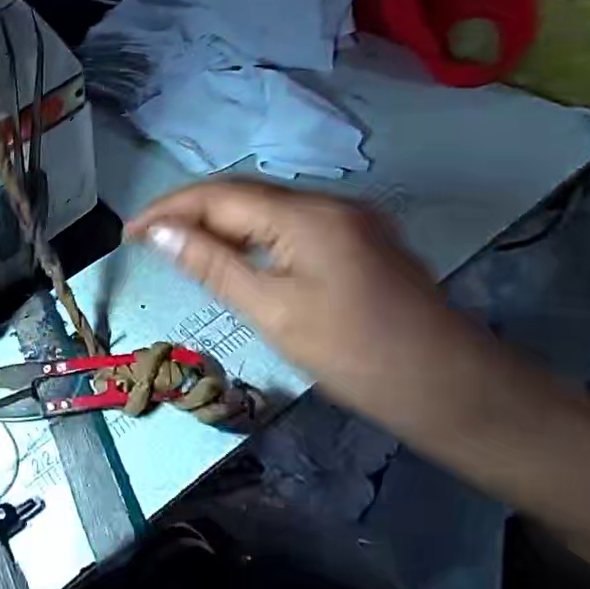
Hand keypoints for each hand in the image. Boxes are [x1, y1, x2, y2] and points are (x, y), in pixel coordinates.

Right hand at [124, 179, 491, 413]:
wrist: (462, 395)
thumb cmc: (358, 357)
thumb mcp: (271, 311)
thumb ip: (210, 264)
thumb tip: (158, 232)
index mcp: (307, 216)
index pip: (217, 196)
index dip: (166, 210)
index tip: (127, 233)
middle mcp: (329, 204)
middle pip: (240, 193)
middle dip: (187, 211)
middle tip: (147, 240)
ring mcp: (349, 219)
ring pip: (264, 207)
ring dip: (217, 222)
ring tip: (178, 248)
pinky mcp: (359, 240)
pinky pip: (287, 223)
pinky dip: (249, 234)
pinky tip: (231, 256)